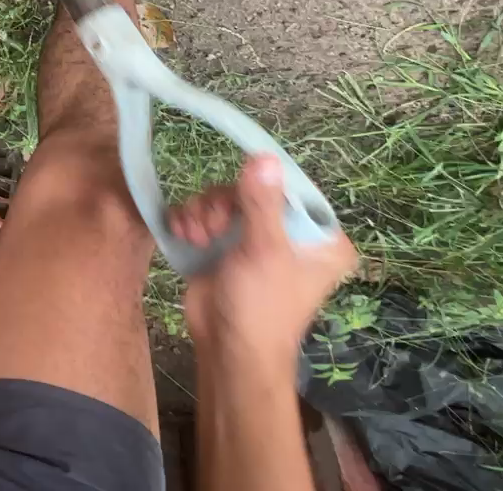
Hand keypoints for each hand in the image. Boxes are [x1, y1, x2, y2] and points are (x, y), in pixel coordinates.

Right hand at [174, 155, 356, 367]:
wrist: (227, 347)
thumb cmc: (260, 305)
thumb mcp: (264, 251)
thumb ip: (262, 203)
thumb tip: (264, 156)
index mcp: (318, 239)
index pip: (290, 191)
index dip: (259, 186)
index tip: (237, 200)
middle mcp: (288, 236)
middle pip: (247, 192)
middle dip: (221, 206)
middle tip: (213, 228)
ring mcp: (252, 241)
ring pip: (220, 201)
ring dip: (200, 213)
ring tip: (195, 237)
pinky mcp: (222, 247)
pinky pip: (201, 215)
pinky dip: (188, 221)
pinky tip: (183, 236)